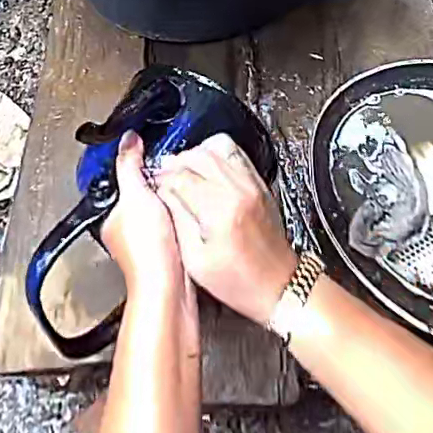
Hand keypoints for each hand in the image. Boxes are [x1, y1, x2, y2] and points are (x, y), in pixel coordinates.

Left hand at [99, 132, 184, 298]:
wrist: (169, 290)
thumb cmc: (147, 251)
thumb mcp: (136, 196)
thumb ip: (130, 165)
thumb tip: (128, 139)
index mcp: (113, 216)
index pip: (124, 179)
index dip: (138, 164)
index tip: (153, 152)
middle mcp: (128, 230)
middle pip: (145, 193)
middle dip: (161, 182)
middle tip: (176, 170)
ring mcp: (149, 242)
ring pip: (163, 208)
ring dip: (175, 199)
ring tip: (187, 189)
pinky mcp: (170, 251)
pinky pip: (178, 222)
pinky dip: (185, 215)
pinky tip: (193, 212)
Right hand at [155, 134, 297, 326]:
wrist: (278, 285)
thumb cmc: (240, 282)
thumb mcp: (196, 261)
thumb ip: (178, 221)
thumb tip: (163, 194)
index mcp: (220, 211)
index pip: (181, 177)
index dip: (162, 178)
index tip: (154, 185)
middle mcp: (238, 190)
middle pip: (197, 156)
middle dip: (175, 163)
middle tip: (164, 175)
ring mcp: (250, 183)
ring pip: (215, 147)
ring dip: (194, 154)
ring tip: (183, 170)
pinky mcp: (258, 182)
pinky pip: (234, 151)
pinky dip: (215, 152)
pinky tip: (207, 167)